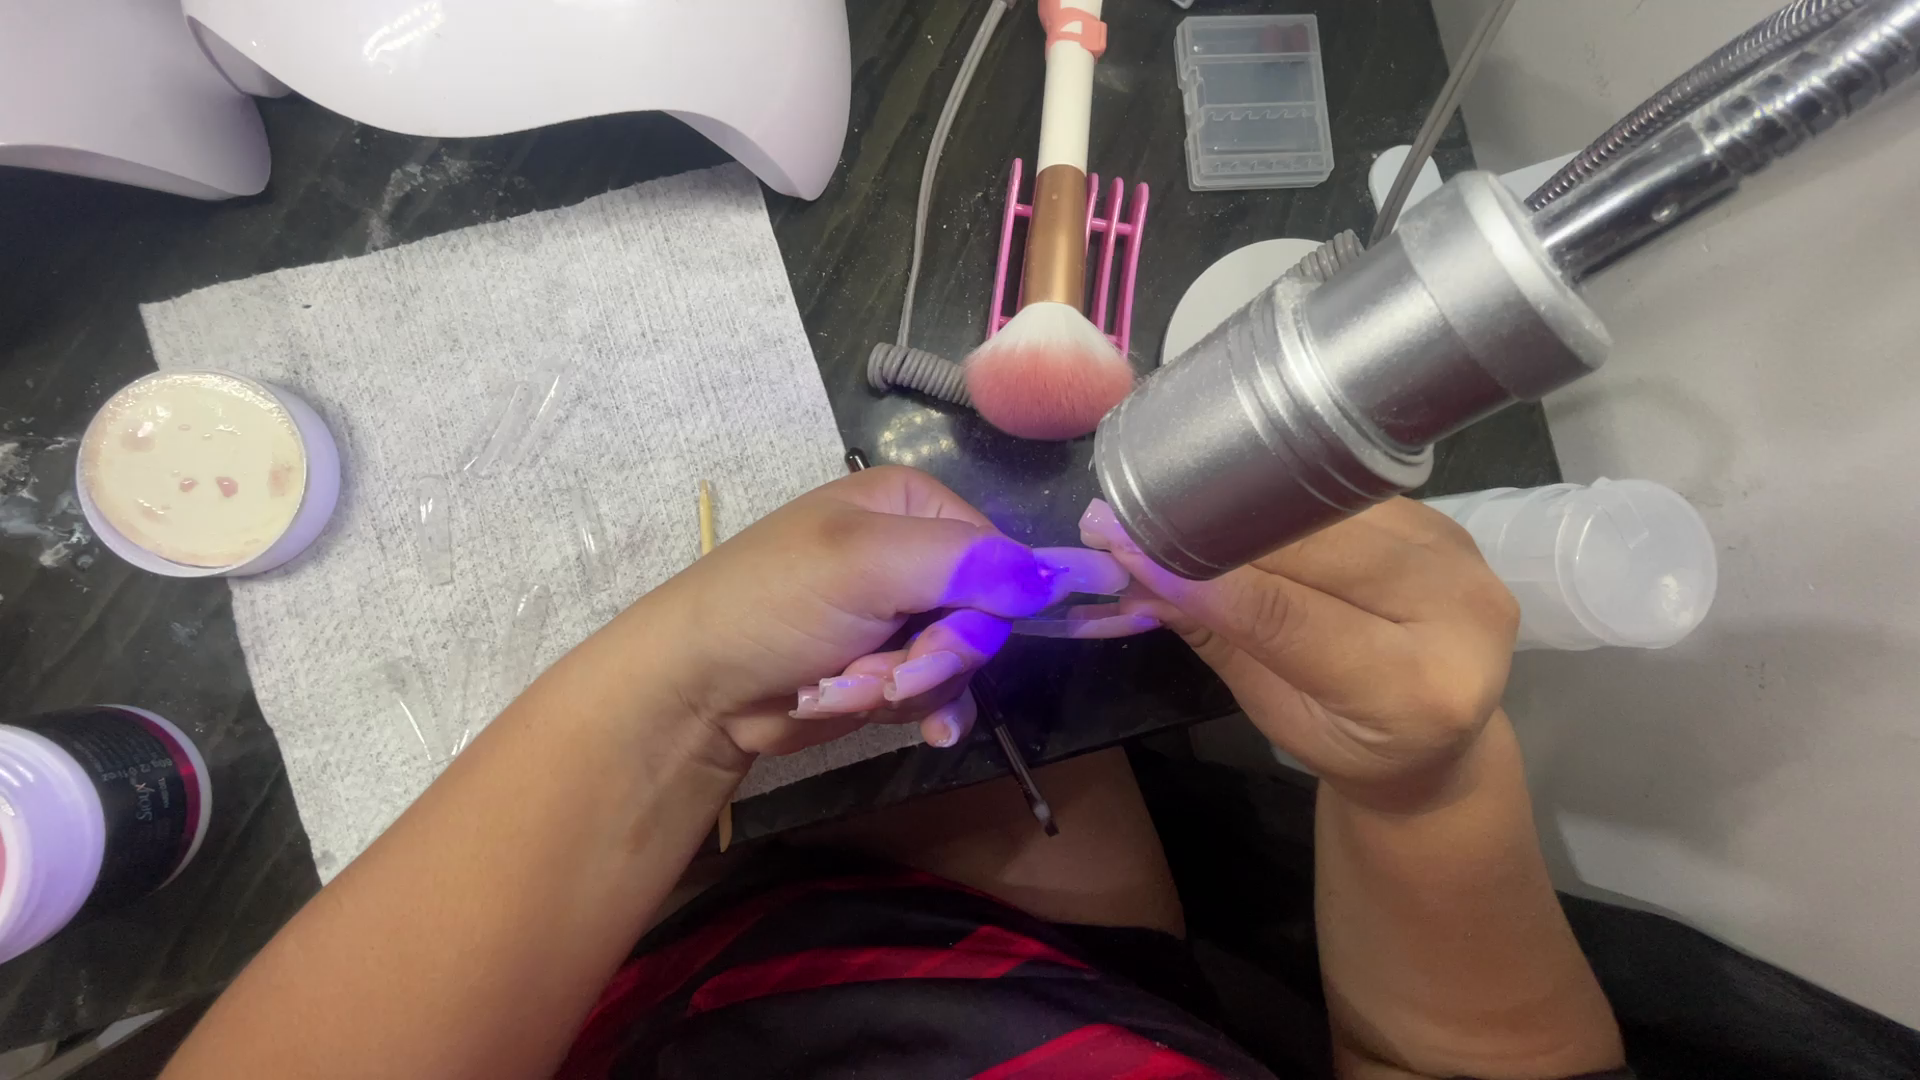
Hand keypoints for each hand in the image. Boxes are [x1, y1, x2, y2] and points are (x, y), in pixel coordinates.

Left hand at [620, 467, 1134, 766]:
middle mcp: (915, 554)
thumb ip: (968, 563)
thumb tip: (1062, 573)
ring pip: (961, 659)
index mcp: (913, 506)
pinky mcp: (890, 664)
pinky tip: (907, 727)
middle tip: (889, 677)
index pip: (999, 555)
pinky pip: (939, 690)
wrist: (697, 687)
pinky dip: (918, 710)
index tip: (939, 642)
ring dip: (912, 687)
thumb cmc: (773, 603)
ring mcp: (902, 613)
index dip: (984, 607)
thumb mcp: (867, 565)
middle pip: (982, 613)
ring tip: (850, 689)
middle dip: (936, 655)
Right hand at [1081, 497, 1518, 810]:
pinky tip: (1225, 502)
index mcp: (1416, 689)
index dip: (1203, 581)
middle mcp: (1455, 609)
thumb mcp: (1273, 712)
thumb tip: (1134, 577)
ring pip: (1319, 508)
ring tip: (1168, 505)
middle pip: (1309, 545)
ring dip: (1237, 504)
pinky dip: (1272, 500)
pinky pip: (1336, 496)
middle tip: (1132, 515)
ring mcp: (1453, 553)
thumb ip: (1213, 638)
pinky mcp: (1438, 520)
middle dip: (1213, 528)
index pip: (1288, 617)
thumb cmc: (1348, 742)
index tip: (1127, 549)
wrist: (1439, 737)